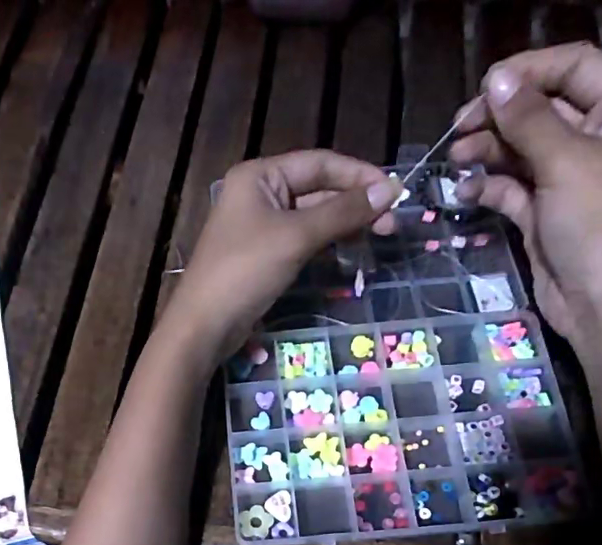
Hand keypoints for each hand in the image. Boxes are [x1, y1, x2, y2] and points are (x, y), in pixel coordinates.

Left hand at [166, 150, 402, 361]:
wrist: (206, 324)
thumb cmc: (246, 271)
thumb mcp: (296, 237)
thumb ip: (342, 213)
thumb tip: (389, 191)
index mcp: (261, 175)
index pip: (320, 163)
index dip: (360, 175)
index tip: (396, 192)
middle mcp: (260, 193)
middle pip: (318, 189)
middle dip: (356, 203)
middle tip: (392, 224)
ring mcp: (261, 226)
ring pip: (313, 216)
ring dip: (346, 224)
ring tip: (379, 236)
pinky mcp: (265, 255)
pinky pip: (304, 240)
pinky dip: (328, 243)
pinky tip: (350, 250)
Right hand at [448, 43, 601, 340]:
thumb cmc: (601, 222)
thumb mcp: (566, 160)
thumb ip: (527, 118)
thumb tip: (495, 79)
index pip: (575, 66)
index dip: (528, 71)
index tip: (484, 87)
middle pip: (544, 108)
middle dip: (500, 116)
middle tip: (458, 127)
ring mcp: (573, 178)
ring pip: (524, 149)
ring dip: (489, 151)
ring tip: (454, 158)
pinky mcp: (548, 214)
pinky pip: (516, 188)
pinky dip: (491, 187)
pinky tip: (464, 191)